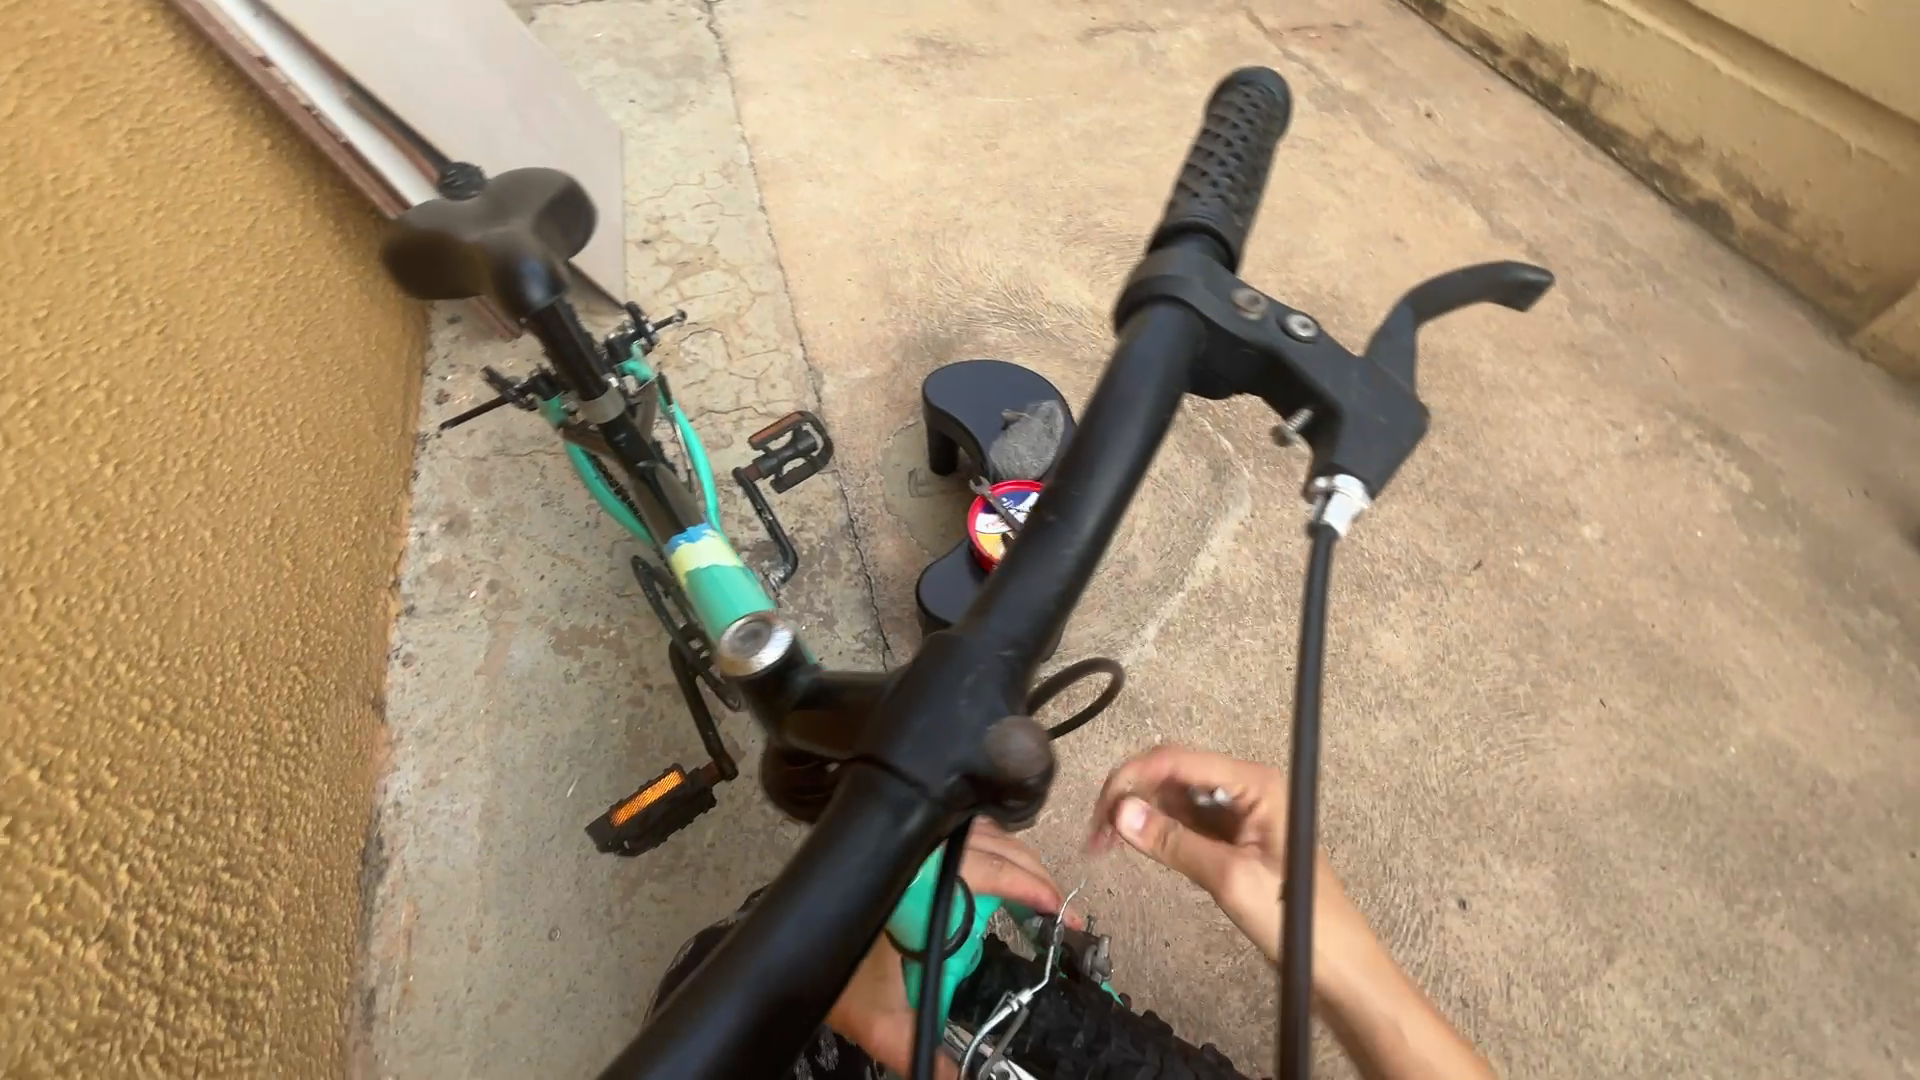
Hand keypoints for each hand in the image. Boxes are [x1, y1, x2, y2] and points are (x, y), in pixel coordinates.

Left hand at [826, 819, 1072, 1077]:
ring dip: (1017, 858)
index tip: (1060, 915)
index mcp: (921, 880)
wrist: (788, 946)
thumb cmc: (833, 971)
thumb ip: (924, 1053)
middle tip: (1060, 912)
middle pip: (996, 846)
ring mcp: (916, 839)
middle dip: (1035, 876)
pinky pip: (965, 831)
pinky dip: (993, 846)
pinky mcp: (910, 841)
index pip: (992, 869)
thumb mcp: (881, 1020)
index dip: (1032, 888)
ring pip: (983, 832)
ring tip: (1038, 894)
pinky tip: (1002, 871)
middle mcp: (922, 848)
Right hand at [1090, 746, 1495, 1079]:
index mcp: (1254, 783)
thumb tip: (1121, 813)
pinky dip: (1157, 831)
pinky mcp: (1231, 836)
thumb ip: (1173, 842)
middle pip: (1171, 773)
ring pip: (1173, 797)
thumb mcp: (1230, 879)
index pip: (1177, 760)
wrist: (1339, 972)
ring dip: (1139, 814)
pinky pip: (1184, 821)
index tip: (1102, 808)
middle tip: (1097, 831)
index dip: (1132, 777)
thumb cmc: (1300, 923)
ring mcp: (1237, 811)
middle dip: (1131, 796)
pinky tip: (1133, 846)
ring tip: (1105, 842)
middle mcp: (1244, 787)